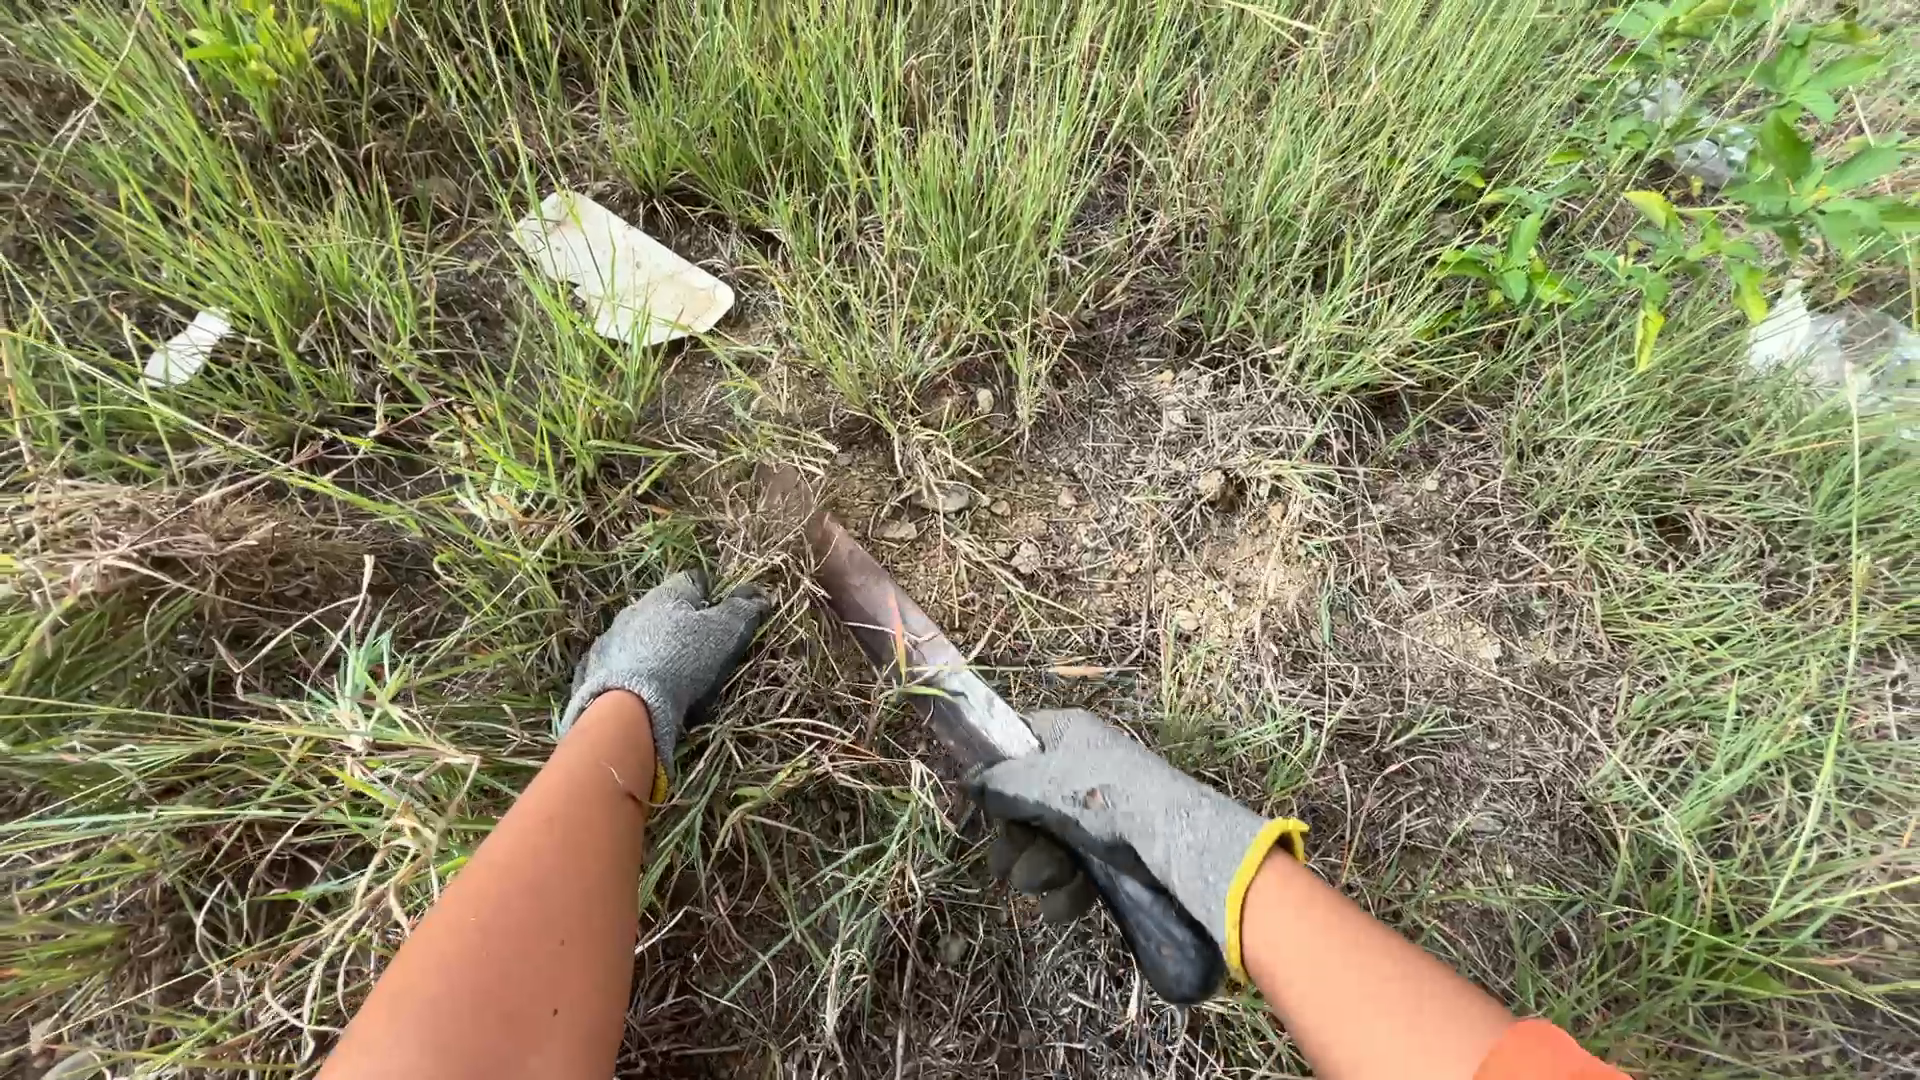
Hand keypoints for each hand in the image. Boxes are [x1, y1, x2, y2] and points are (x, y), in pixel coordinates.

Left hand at [559, 571, 771, 798]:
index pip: (693, 580)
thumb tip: (761, 594)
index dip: (711, 592)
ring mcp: (609, 640)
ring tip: (668, 669)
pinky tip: (639, 686)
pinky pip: (615, 662)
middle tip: (698, 644)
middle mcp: (634, 610)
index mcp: (667, 596)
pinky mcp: (593, 670)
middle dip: (679, 621)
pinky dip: (629, 669)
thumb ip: (743, 610)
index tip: (722, 610)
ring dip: (652, 645)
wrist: (628, 705)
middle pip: (662, 607)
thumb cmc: (683, 661)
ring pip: (637, 634)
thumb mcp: (725, 633)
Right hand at [971, 709, 1306, 979]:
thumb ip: (1000, 781)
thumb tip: (968, 780)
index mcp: (1065, 735)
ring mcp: (1094, 812)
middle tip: (1004, 865)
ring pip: (1042, 842)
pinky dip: (1064, 889)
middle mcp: (1077, 768)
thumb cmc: (1106, 798)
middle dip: (1013, 839)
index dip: (993, 771)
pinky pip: (1070, 869)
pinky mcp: (1109, 852)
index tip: (978, 802)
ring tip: (1046, 880)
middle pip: (1022, 801)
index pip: (1016, 742)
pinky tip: (1066, 902)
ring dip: (1036, 868)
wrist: (1177, 847)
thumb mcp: (1044, 782)